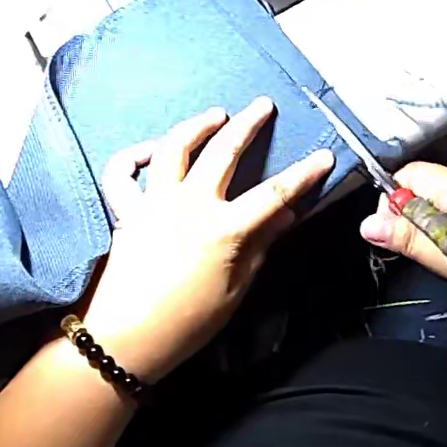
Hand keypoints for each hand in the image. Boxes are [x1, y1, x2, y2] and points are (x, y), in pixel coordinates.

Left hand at [81, 98, 334, 382]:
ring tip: (216, 114)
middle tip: (263, 106)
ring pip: (175, 148)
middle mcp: (190, 205)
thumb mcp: (237, 289)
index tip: (323, 157)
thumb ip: (261, 245)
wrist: (127, 340)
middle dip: (249, 125)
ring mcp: (155, 203)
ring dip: (197, 125)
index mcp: (223, 229)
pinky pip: (122, 173)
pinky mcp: (127, 210)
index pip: (274, 194)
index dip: (303, 174)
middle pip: (224, 152)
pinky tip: (152, 149)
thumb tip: (286, 215)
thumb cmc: (188, 323)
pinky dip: (134, 155)